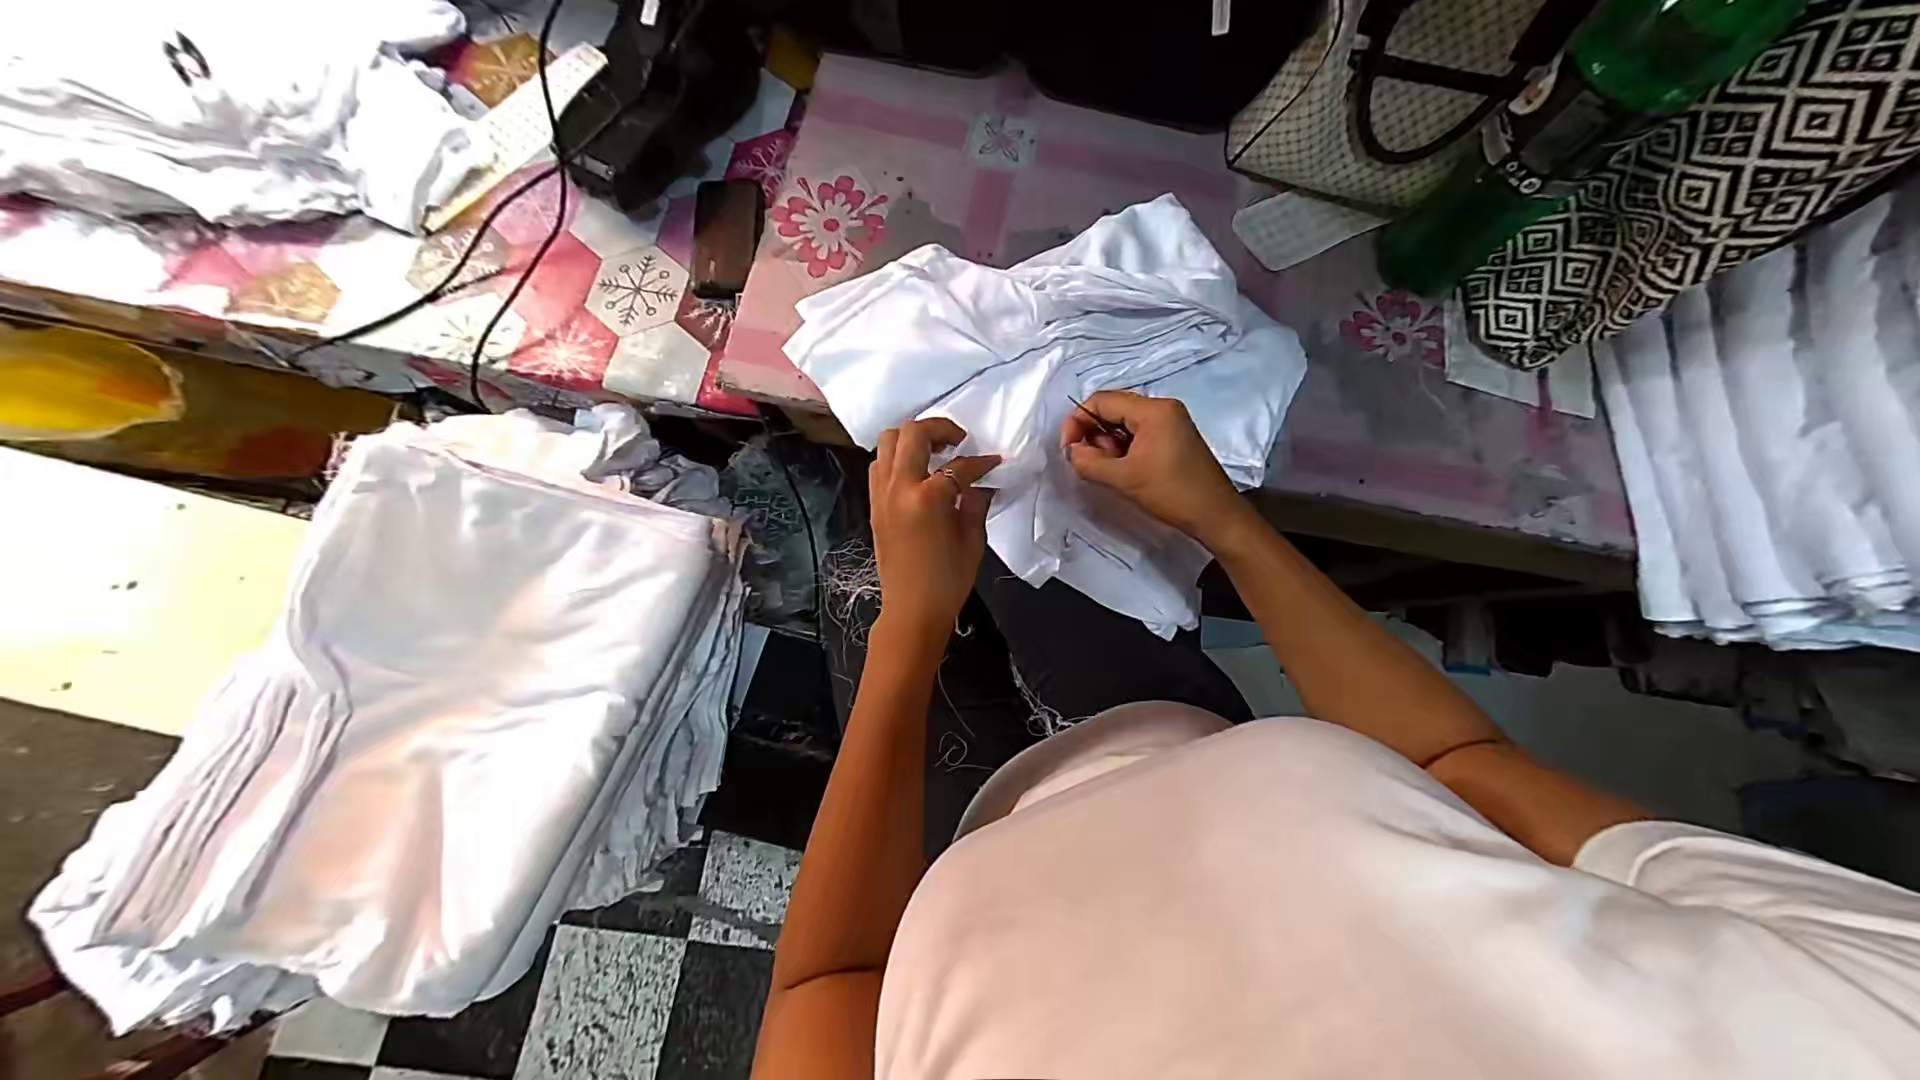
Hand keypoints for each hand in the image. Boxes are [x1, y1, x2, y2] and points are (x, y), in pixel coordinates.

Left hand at [870, 418, 998, 638]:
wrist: (911, 610)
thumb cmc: (947, 580)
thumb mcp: (972, 539)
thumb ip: (976, 502)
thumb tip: (981, 482)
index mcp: (928, 497)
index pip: (959, 465)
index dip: (981, 462)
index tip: (994, 463)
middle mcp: (899, 488)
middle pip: (912, 433)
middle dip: (939, 429)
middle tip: (958, 441)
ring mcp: (881, 495)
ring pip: (888, 442)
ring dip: (912, 439)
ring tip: (934, 452)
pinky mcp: (874, 505)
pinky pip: (880, 466)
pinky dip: (897, 458)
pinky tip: (917, 472)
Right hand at [1060, 391, 1248, 544]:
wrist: (1216, 515)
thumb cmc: (1172, 493)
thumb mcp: (1123, 479)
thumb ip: (1089, 462)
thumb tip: (1072, 451)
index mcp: (1153, 410)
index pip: (1102, 401)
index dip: (1077, 422)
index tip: (1069, 449)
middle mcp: (1163, 408)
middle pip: (1112, 409)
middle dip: (1094, 435)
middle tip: (1093, 463)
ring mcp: (1170, 422)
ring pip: (1123, 424)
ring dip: (1108, 444)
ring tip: (1112, 470)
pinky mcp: (1173, 437)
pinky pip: (1138, 434)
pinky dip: (1123, 449)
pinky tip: (1124, 470)